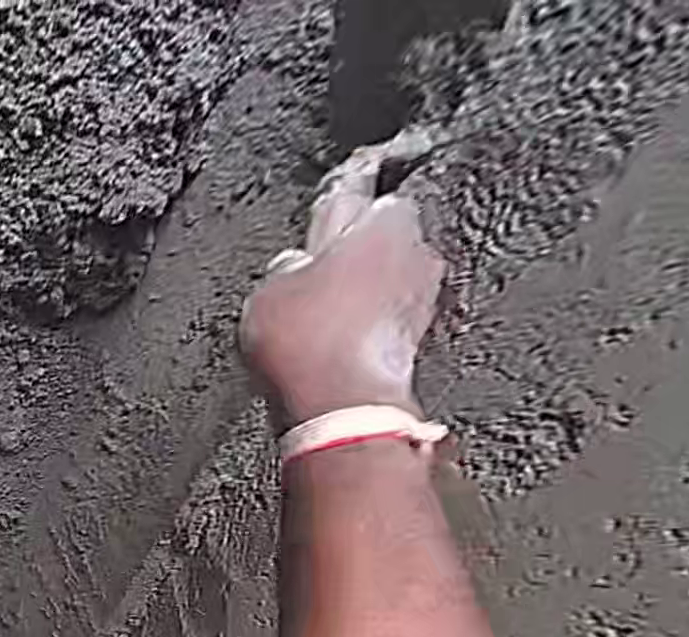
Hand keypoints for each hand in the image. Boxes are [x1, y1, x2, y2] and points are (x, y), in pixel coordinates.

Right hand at [241, 191, 445, 424]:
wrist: (337, 400)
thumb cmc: (307, 338)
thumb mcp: (267, 291)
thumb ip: (284, 266)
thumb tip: (293, 263)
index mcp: (382, 223)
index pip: (362, 189)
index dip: (345, 188)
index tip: (341, 184)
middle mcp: (415, 250)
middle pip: (381, 233)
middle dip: (352, 245)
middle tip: (314, 264)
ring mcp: (421, 294)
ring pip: (386, 274)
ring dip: (359, 285)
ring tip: (317, 310)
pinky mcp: (414, 334)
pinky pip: (386, 313)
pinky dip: (363, 319)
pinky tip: (332, 337)